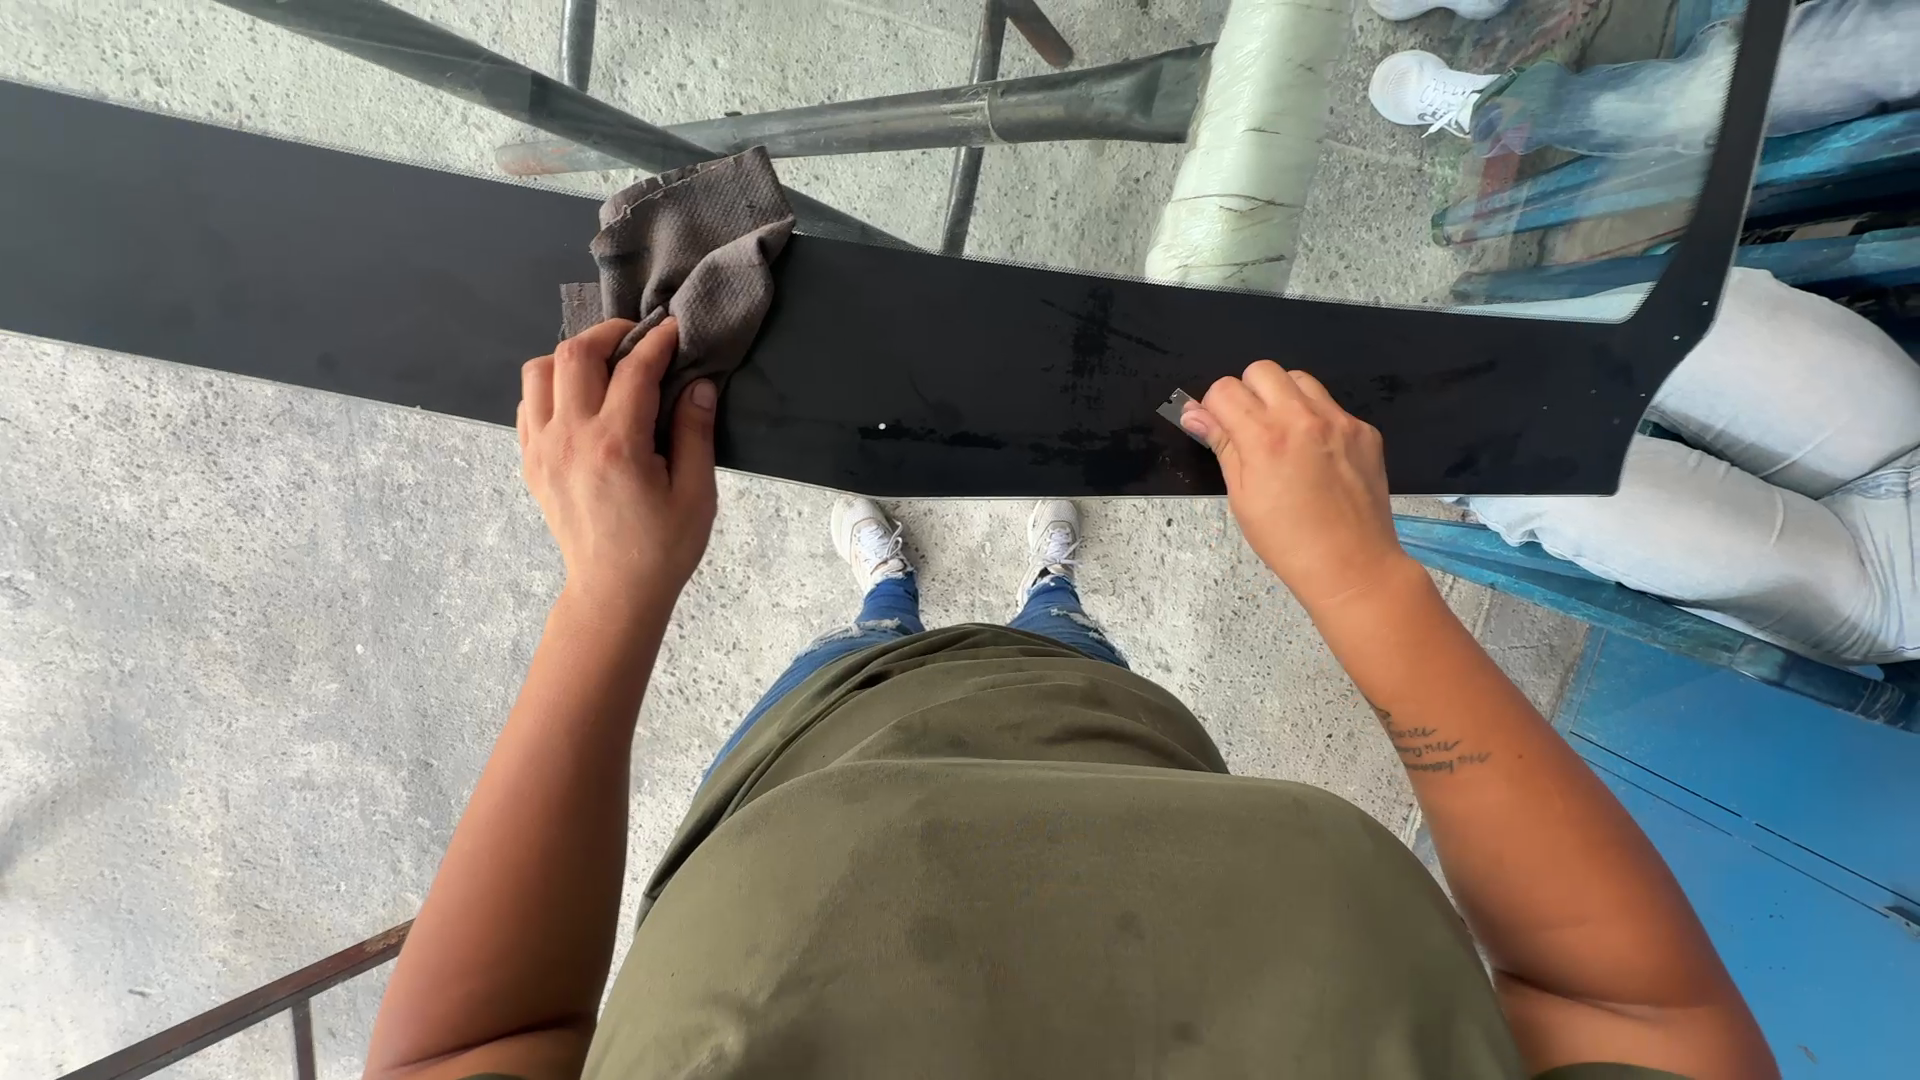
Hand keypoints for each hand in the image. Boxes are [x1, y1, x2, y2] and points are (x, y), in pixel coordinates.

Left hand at [517, 317, 717, 615]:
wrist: (615, 591)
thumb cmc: (665, 547)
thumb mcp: (696, 493)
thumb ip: (695, 433)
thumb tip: (697, 384)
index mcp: (617, 446)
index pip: (634, 371)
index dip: (658, 343)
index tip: (676, 330)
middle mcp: (570, 438)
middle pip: (575, 354)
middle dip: (610, 334)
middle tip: (640, 339)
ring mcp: (542, 449)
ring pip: (540, 371)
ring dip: (573, 356)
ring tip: (606, 367)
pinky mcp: (530, 462)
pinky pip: (528, 403)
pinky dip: (553, 387)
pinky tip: (582, 401)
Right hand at [1181, 360, 1411, 613]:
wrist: (1351, 564)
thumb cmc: (1286, 539)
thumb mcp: (1241, 495)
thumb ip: (1221, 445)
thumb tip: (1193, 414)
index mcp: (1265, 438)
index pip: (1225, 389)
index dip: (1213, 407)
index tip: (1217, 428)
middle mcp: (1303, 418)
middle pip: (1261, 370)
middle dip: (1247, 393)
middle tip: (1248, 429)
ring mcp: (1339, 421)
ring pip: (1299, 379)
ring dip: (1281, 397)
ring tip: (1281, 435)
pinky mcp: (1364, 430)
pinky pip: (1330, 405)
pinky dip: (1313, 418)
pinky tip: (1313, 454)